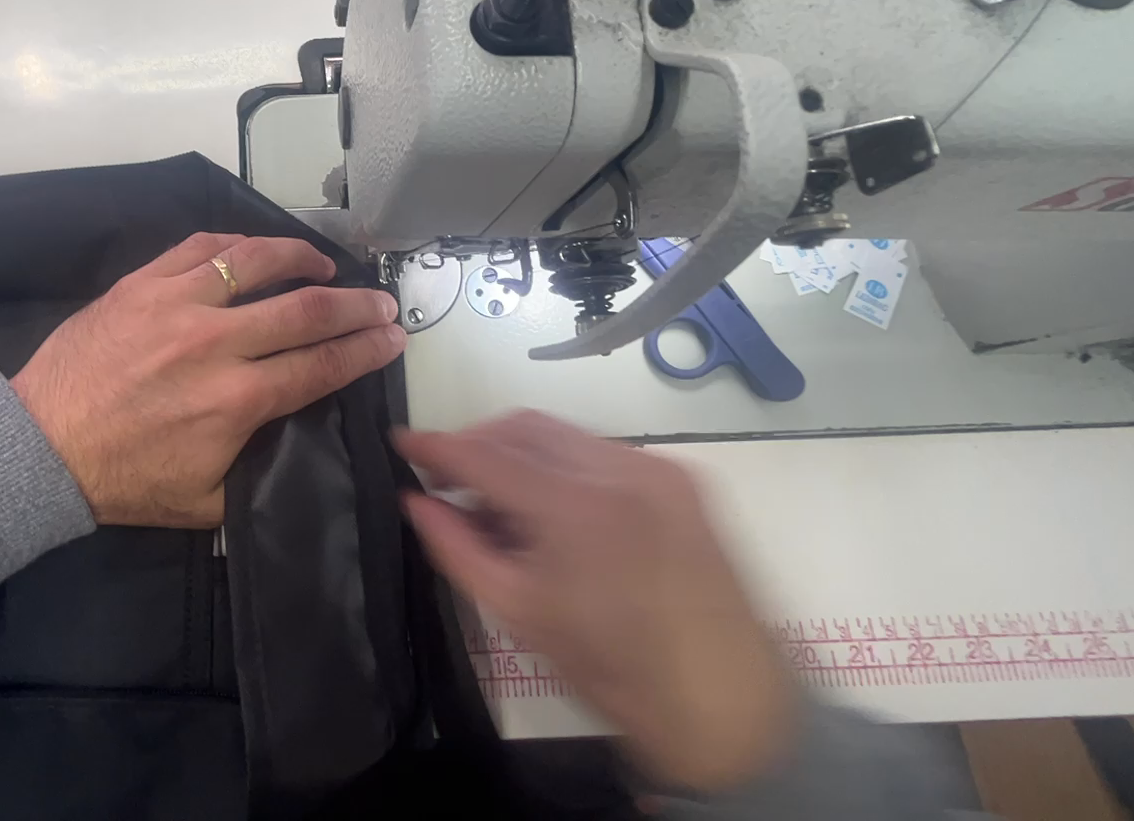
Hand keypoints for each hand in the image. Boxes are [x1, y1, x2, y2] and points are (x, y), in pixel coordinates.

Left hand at [11, 232, 405, 528]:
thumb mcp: (206, 501)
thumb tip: (287, 430)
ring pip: (256, 262)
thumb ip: (256, 465)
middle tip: (380, 301)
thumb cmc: (122, 480)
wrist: (42, 447)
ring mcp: (176, 305)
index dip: (366, 349)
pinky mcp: (141, 284)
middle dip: (356, 304)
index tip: (392, 336)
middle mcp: (216, 344)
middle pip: (306, 310)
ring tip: (324, 263)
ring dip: (301, 257)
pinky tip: (253, 249)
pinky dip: (237, 244)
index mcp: (237, 401)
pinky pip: (200, 249)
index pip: (322, 365)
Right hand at [396, 412, 795, 792]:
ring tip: (502, 503)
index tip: (402, 441)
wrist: (731, 707)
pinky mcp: (682, 479)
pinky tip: (553, 509)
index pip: (484, 454)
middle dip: (477, 444)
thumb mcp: (518, 611)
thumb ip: (455, 546)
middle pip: (522, 426)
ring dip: (518, 454)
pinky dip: (562, 467)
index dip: (434, 444)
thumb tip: (416, 500)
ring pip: (561, 434)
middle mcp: (621, 469)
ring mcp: (658, 469)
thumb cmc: (614, 669)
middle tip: (449, 482)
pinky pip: (600, 452)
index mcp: (576, 507)